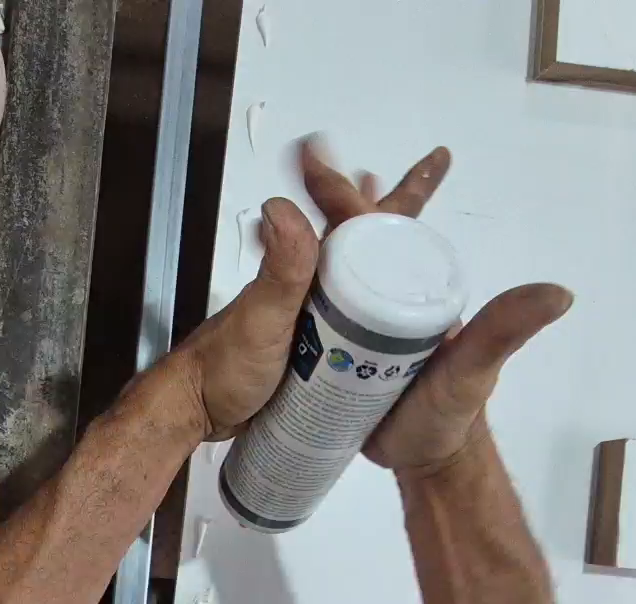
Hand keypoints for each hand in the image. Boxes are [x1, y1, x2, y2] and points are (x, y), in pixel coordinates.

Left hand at [178, 140, 453, 439]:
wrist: (198, 410)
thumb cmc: (228, 364)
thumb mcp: (262, 316)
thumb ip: (281, 269)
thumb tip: (282, 204)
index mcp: (306, 270)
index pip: (358, 222)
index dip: (395, 196)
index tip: (437, 161)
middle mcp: (309, 288)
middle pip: (363, 246)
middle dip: (397, 217)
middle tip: (434, 180)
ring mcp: (307, 320)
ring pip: (355, 285)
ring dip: (382, 263)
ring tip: (412, 248)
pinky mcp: (306, 353)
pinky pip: (346, 326)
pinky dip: (367, 315)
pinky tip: (381, 323)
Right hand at [290, 146, 573, 475]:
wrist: (422, 458)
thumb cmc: (445, 415)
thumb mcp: (471, 372)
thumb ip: (500, 333)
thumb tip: (556, 292)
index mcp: (415, 291)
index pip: (381, 233)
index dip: (352, 200)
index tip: (322, 168)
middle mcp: (388, 300)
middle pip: (355, 244)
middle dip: (334, 202)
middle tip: (304, 162)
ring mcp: (361, 328)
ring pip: (334, 278)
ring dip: (314, 244)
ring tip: (294, 215)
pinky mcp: (340, 356)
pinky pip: (318, 319)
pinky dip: (300, 299)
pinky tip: (286, 292)